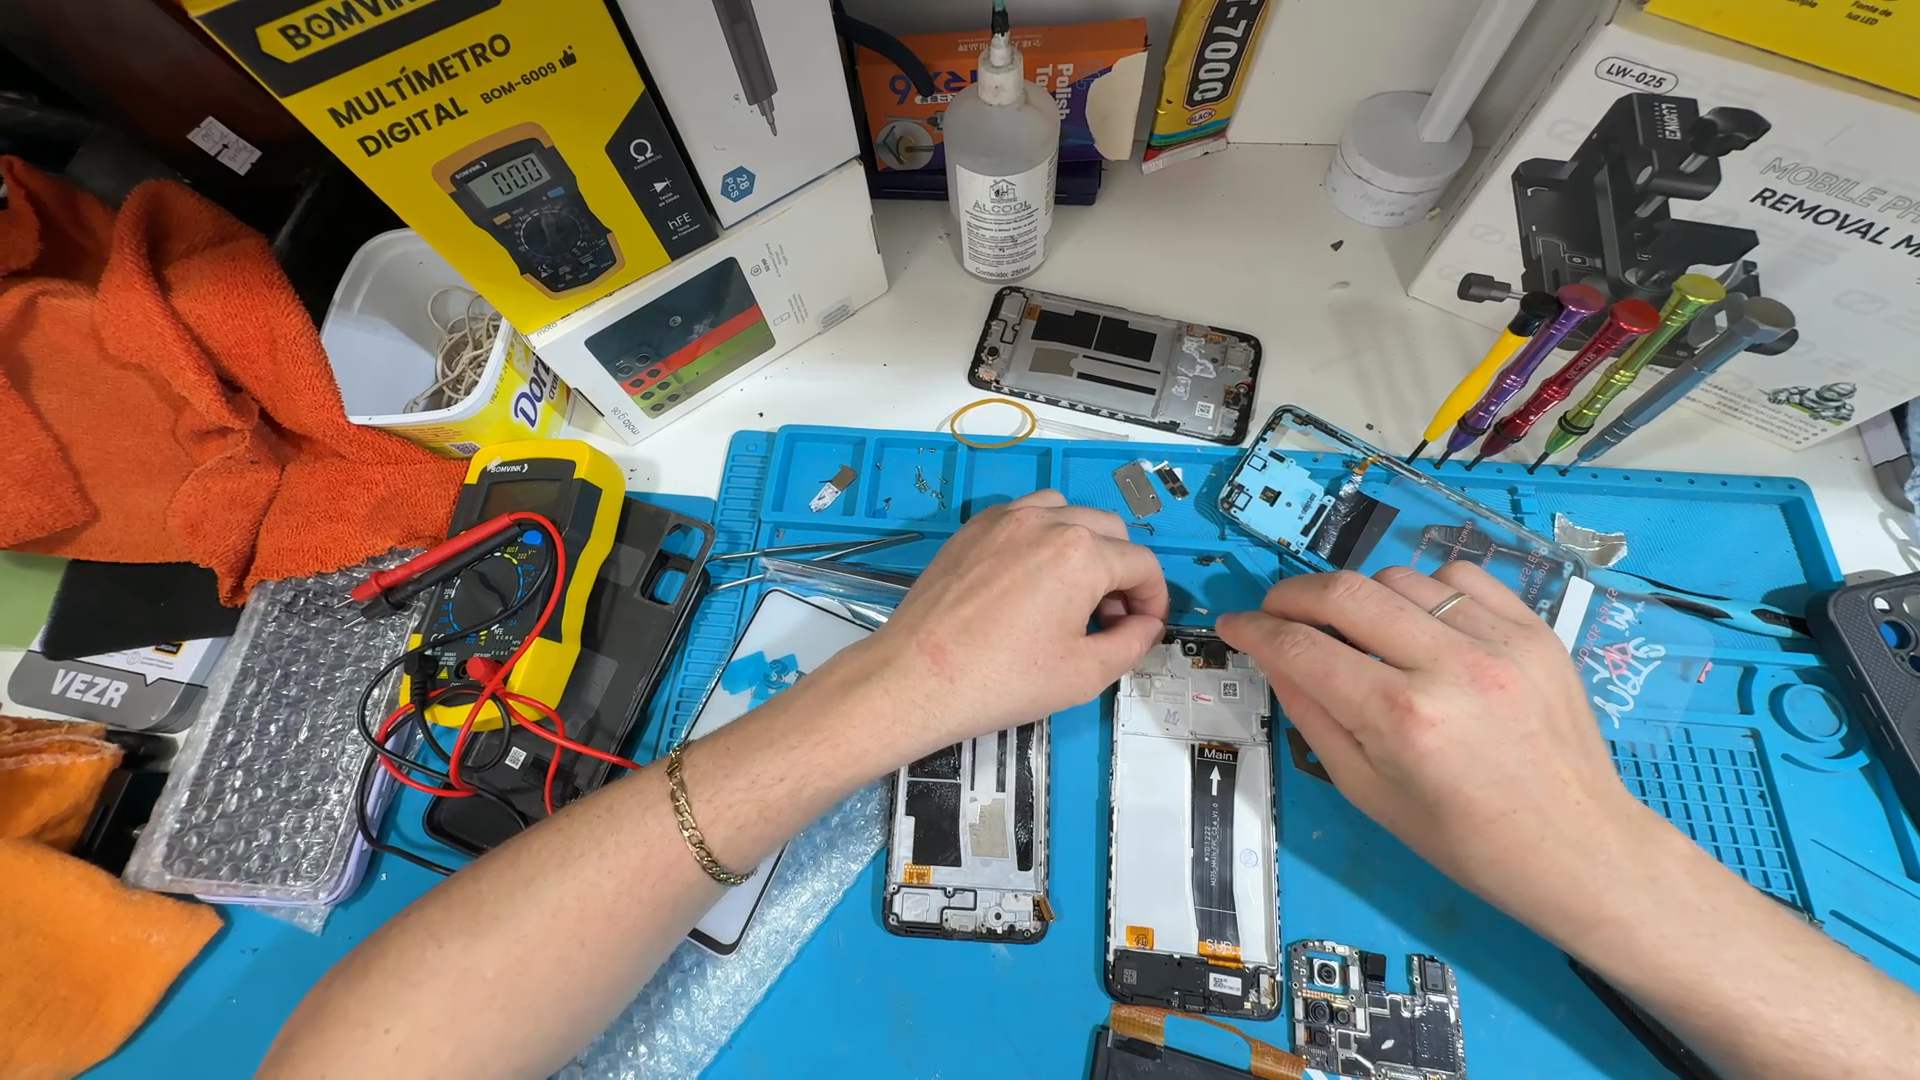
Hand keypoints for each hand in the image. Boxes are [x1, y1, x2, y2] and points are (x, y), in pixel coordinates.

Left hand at [857, 490, 1167, 754]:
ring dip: (1083, 544)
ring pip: (1065, 511)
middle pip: (1109, 530)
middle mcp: (1044, 521)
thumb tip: (1146, 624)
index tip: (1144, 627)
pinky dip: (1041, 536)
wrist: (918, 677)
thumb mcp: (1085, 674)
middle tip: (1108, 617)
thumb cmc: (1002, 680)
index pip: (1142, 563)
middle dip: (1121, 571)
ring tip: (1071, 590)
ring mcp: (1004, 519)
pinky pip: (1022, 515)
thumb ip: (1131, 643)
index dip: (1154, 598)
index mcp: (1080, 553)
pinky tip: (1029, 579)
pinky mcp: (972, 528)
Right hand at [1216, 564, 1650, 930]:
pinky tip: (1419, 624)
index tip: (1232, 625)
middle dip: (1290, 596)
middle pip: (1343, 593)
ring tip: (1355, 631)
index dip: (1253, 629)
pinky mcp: (1536, 630)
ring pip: (1394, 577)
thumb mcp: (1362, 787)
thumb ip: (1308, 711)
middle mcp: (1450, 667)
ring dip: (1356, 597)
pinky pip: (1456, 577)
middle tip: (1276, 614)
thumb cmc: (1458, 836)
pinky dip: (1420, 590)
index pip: (1301, 647)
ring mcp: (1501, 642)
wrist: (1580, 851)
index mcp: (1402, 719)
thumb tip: (1270, 654)